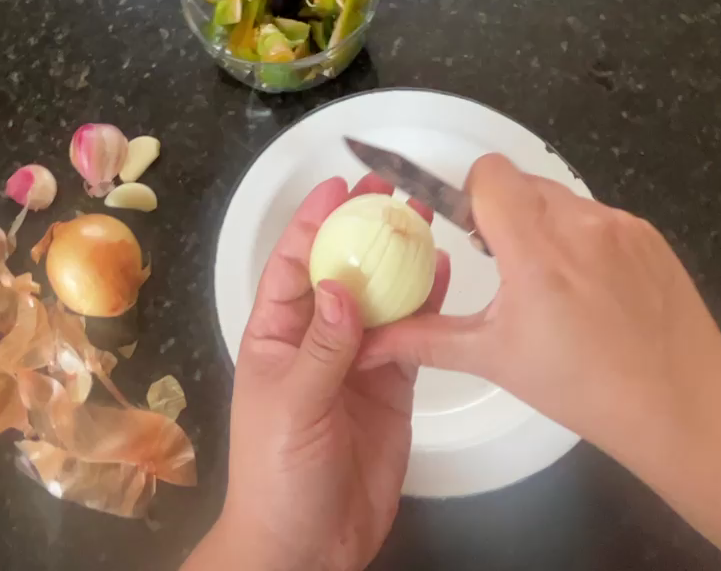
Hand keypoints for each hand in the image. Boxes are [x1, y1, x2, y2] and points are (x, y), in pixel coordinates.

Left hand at [188, 175, 451, 570]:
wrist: (308, 545)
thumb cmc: (276, 470)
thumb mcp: (291, 402)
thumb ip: (320, 345)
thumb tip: (341, 285)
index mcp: (277, 330)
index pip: (293, 262)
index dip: (313, 221)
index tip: (339, 185)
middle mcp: (317, 334)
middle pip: (342, 268)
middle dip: (361, 227)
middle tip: (390, 189)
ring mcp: (357, 357)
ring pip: (381, 296)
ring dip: (399, 258)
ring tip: (425, 217)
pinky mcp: (392, 383)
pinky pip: (412, 335)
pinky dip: (427, 304)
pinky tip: (444, 274)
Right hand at [360, 154, 720, 461]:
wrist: (689, 407)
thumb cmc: (584, 388)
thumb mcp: (495, 360)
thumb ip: (425, 338)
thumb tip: (366, 341)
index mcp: (535, 253)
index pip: (489, 174)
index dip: (472, 192)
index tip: (474, 230)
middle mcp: (578, 225)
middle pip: (520, 181)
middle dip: (504, 210)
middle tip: (509, 263)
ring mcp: (619, 225)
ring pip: (558, 197)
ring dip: (543, 223)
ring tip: (556, 281)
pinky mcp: (647, 232)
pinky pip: (596, 215)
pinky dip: (582, 238)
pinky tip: (596, 288)